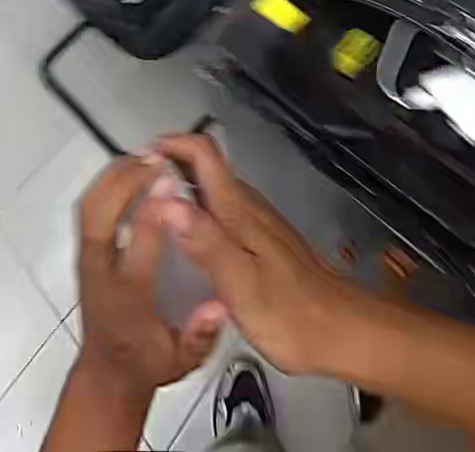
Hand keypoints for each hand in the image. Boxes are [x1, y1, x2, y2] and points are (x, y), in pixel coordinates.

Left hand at [73, 156, 228, 399]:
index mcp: (127, 295)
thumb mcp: (181, 360)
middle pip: (99, 216)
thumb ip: (200, 333)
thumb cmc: (147, 360)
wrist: (108, 373)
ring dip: (113, 176)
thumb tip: (218, 305)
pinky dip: (104, 182)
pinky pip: (87, 208)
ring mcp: (86, 260)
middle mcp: (100, 272)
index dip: (154, 209)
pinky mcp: (83, 253)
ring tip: (145, 156)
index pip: (137, 243)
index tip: (173, 182)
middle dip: (125, 181)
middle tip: (157, 160)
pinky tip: (128, 168)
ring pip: (89, 207)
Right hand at [150, 134, 366, 377]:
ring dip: (181, 184)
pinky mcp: (260, 239)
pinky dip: (197, 209)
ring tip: (151, 204)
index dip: (173, 143)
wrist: (338, 330)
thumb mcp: (240, 283)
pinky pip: (221, 209)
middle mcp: (247, 207)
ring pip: (213, 187)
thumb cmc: (291, 314)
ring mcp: (256, 221)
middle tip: (137, 182)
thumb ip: (204, 241)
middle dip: (171, 162)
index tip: (142, 156)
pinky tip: (186, 234)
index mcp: (238, 211)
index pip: (205, 153)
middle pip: (207, 164)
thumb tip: (168, 202)